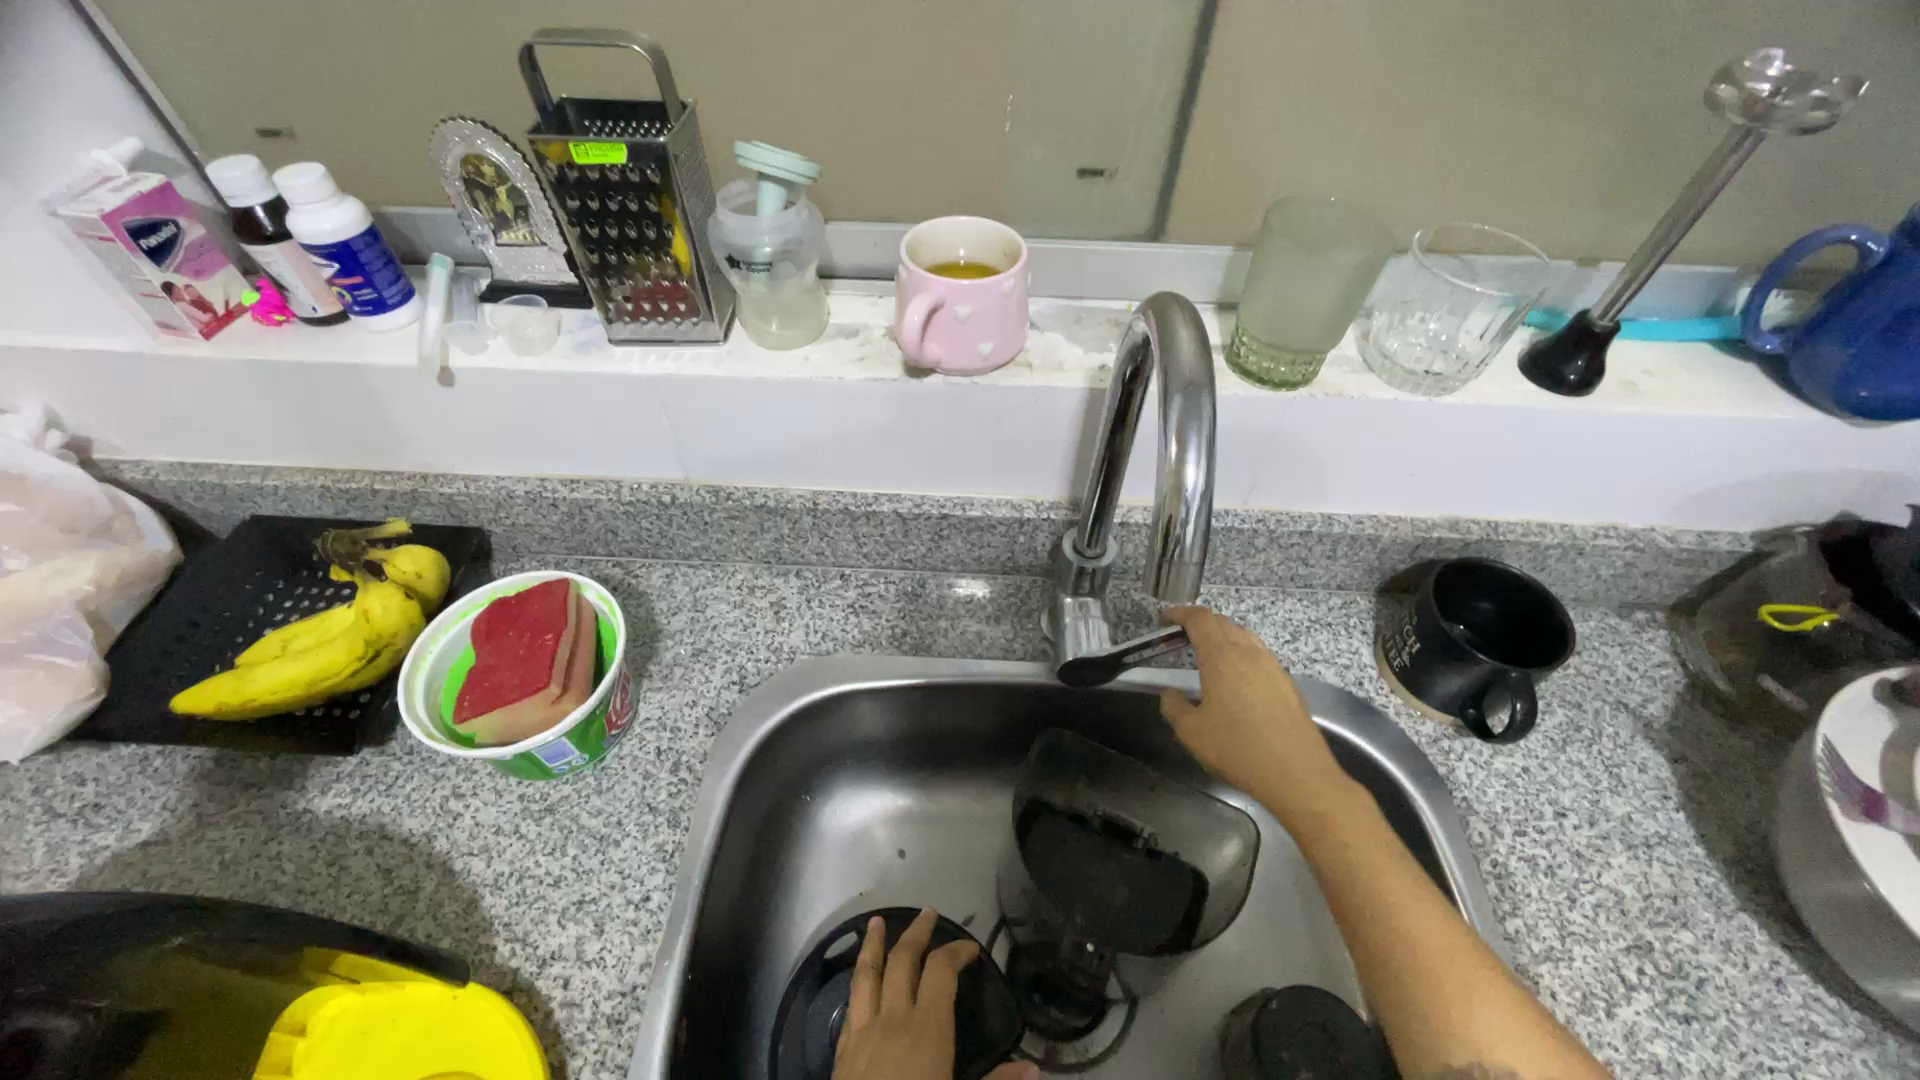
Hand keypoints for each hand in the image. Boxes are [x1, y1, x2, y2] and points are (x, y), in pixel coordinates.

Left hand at [832, 909, 1036, 1079]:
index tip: (970, 947)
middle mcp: (893, 1020)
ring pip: (867, 974)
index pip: (941, 971)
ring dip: (874, 944)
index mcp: (928, 1030)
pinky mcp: (843, 1049)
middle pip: (903, 961)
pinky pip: (851, 1002)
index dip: (956, 951)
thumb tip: (1033, 1069)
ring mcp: (863, 1031)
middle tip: (928, 913)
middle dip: (916, 933)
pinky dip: (857, 980)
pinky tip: (859, 977)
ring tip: (876, 921)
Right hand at [1158, 606, 1354, 821]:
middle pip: (1222, 622)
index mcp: (1222, 657)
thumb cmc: (1238, 750)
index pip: (1200, 619)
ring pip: (1243, 636)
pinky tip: (1234, 676)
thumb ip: (1174, 706)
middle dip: (1198, 623)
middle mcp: (1249, 653)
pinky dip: (1239, 652)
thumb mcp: (1191, 732)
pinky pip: (1258, 653)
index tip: (1163, 620)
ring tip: (1205, 653)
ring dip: (1221, 635)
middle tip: (1179, 636)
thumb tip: (1169, 694)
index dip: (1179, 613)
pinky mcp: (1286, 682)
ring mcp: (1272, 666)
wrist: (1296, 773)